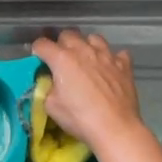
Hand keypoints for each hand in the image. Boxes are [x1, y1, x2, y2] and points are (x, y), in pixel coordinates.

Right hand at [31, 31, 150, 158]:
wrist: (114, 127)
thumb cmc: (78, 117)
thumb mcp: (51, 106)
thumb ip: (48, 88)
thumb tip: (51, 83)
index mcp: (62, 59)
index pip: (42, 44)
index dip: (37, 50)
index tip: (38, 59)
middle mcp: (84, 51)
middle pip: (68, 35)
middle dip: (61, 44)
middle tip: (61, 59)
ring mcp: (107, 55)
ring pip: (94, 38)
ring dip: (86, 45)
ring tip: (86, 58)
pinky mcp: (124, 65)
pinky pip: (117, 53)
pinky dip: (112, 58)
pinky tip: (109, 68)